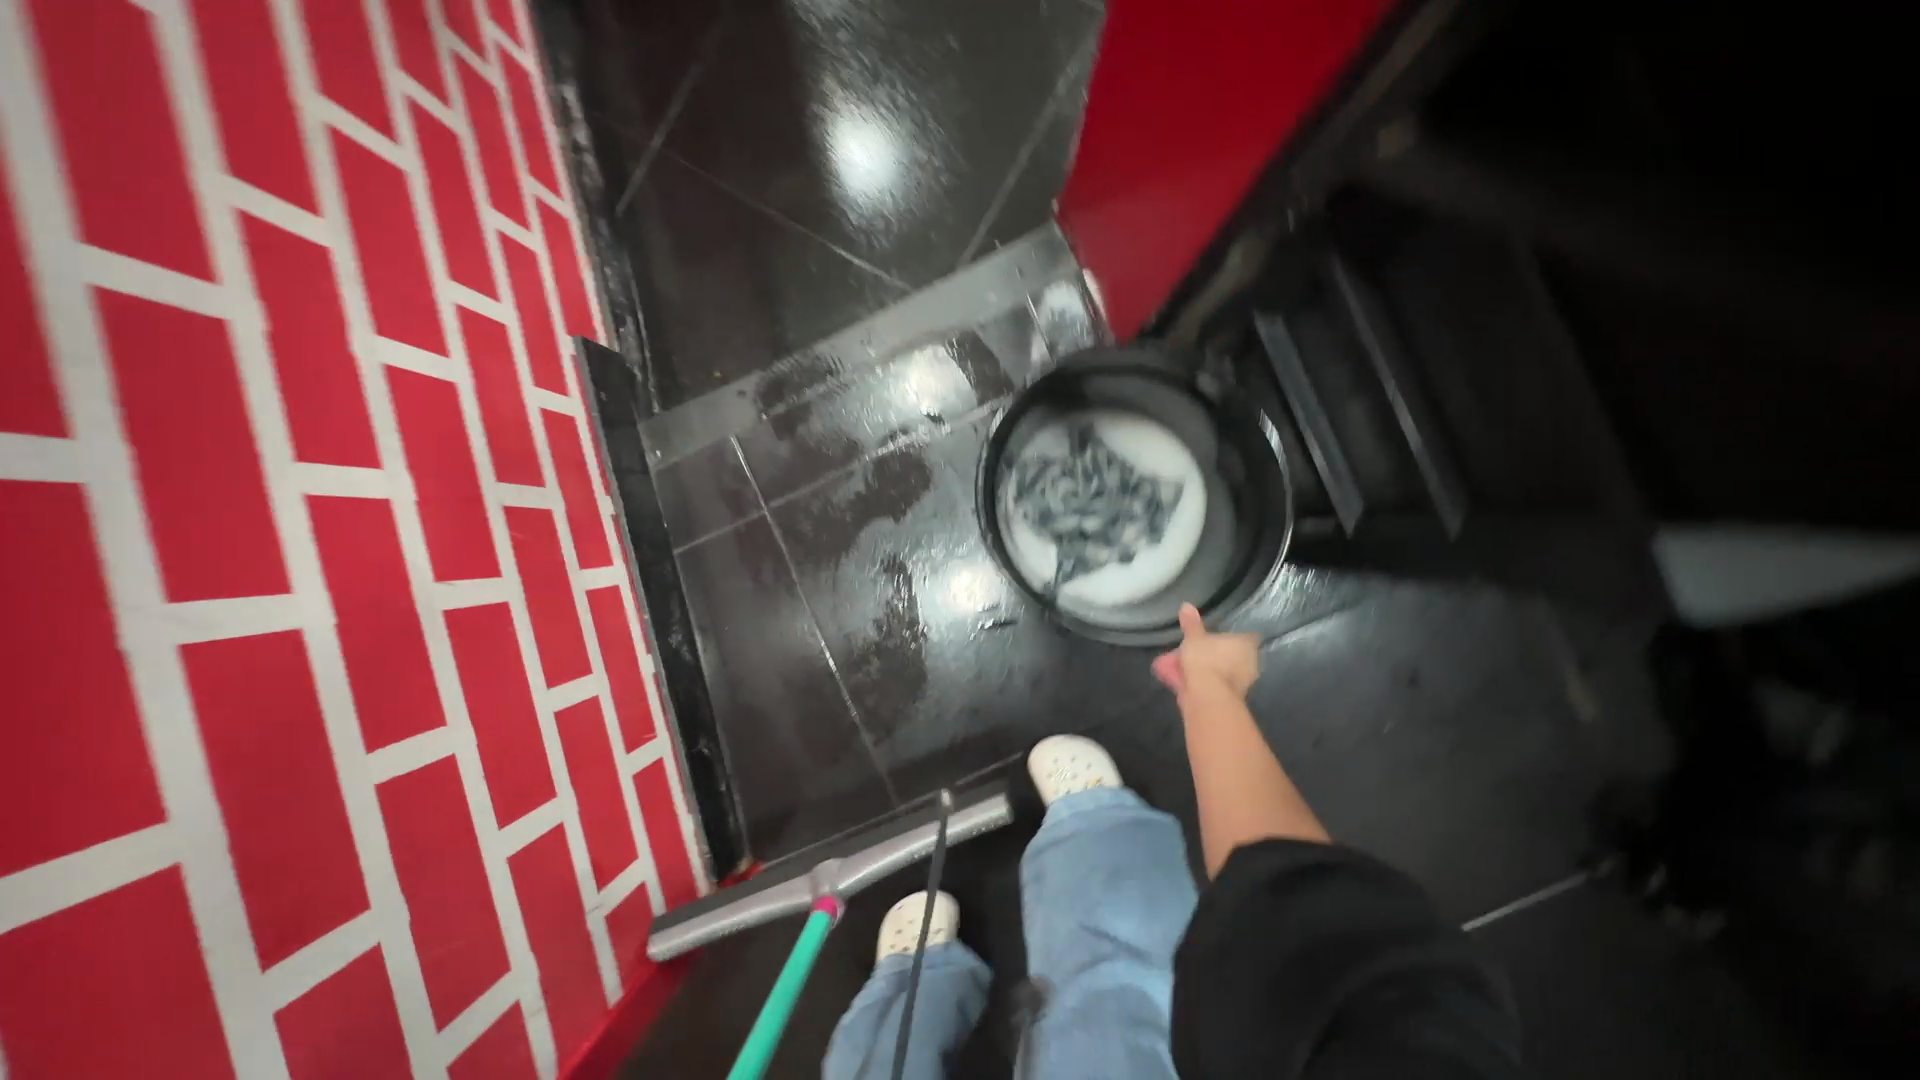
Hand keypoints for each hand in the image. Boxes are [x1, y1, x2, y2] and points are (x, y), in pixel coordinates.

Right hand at [1152, 603, 1260, 702]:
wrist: (1207, 696)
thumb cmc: (1206, 659)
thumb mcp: (1194, 637)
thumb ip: (1191, 623)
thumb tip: (1186, 605)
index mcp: (1247, 645)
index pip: (1244, 637)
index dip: (1227, 637)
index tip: (1210, 638)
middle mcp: (1249, 663)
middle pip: (1227, 655)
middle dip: (1207, 655)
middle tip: (1185, 653)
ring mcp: (1240, 682)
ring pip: (1217, 671)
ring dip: (1199, 669)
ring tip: (1174, 668)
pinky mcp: (1228, 698)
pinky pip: (1211, 684)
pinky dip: (1197, 682)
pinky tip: (1178, 681)